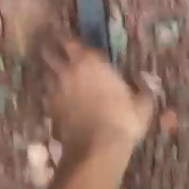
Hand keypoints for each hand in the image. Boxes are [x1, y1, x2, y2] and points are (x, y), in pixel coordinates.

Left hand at [45, 39, 149, 157]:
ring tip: (58, 78)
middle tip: (58, 54)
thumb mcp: (142, 104)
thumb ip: (142, 88)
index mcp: (90, 62)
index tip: (72, 42)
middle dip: (52, 51)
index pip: (70, 40)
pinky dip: (50, 96)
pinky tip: (58, 101)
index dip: (69, 40)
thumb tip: (143, 80)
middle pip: (49, 52)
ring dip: (50, 73)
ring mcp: (55, 90)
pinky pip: (46, 96)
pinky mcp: (50, 109)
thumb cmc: (123, 121)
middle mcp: (68, 71)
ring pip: (45, 73)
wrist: (98, 148)